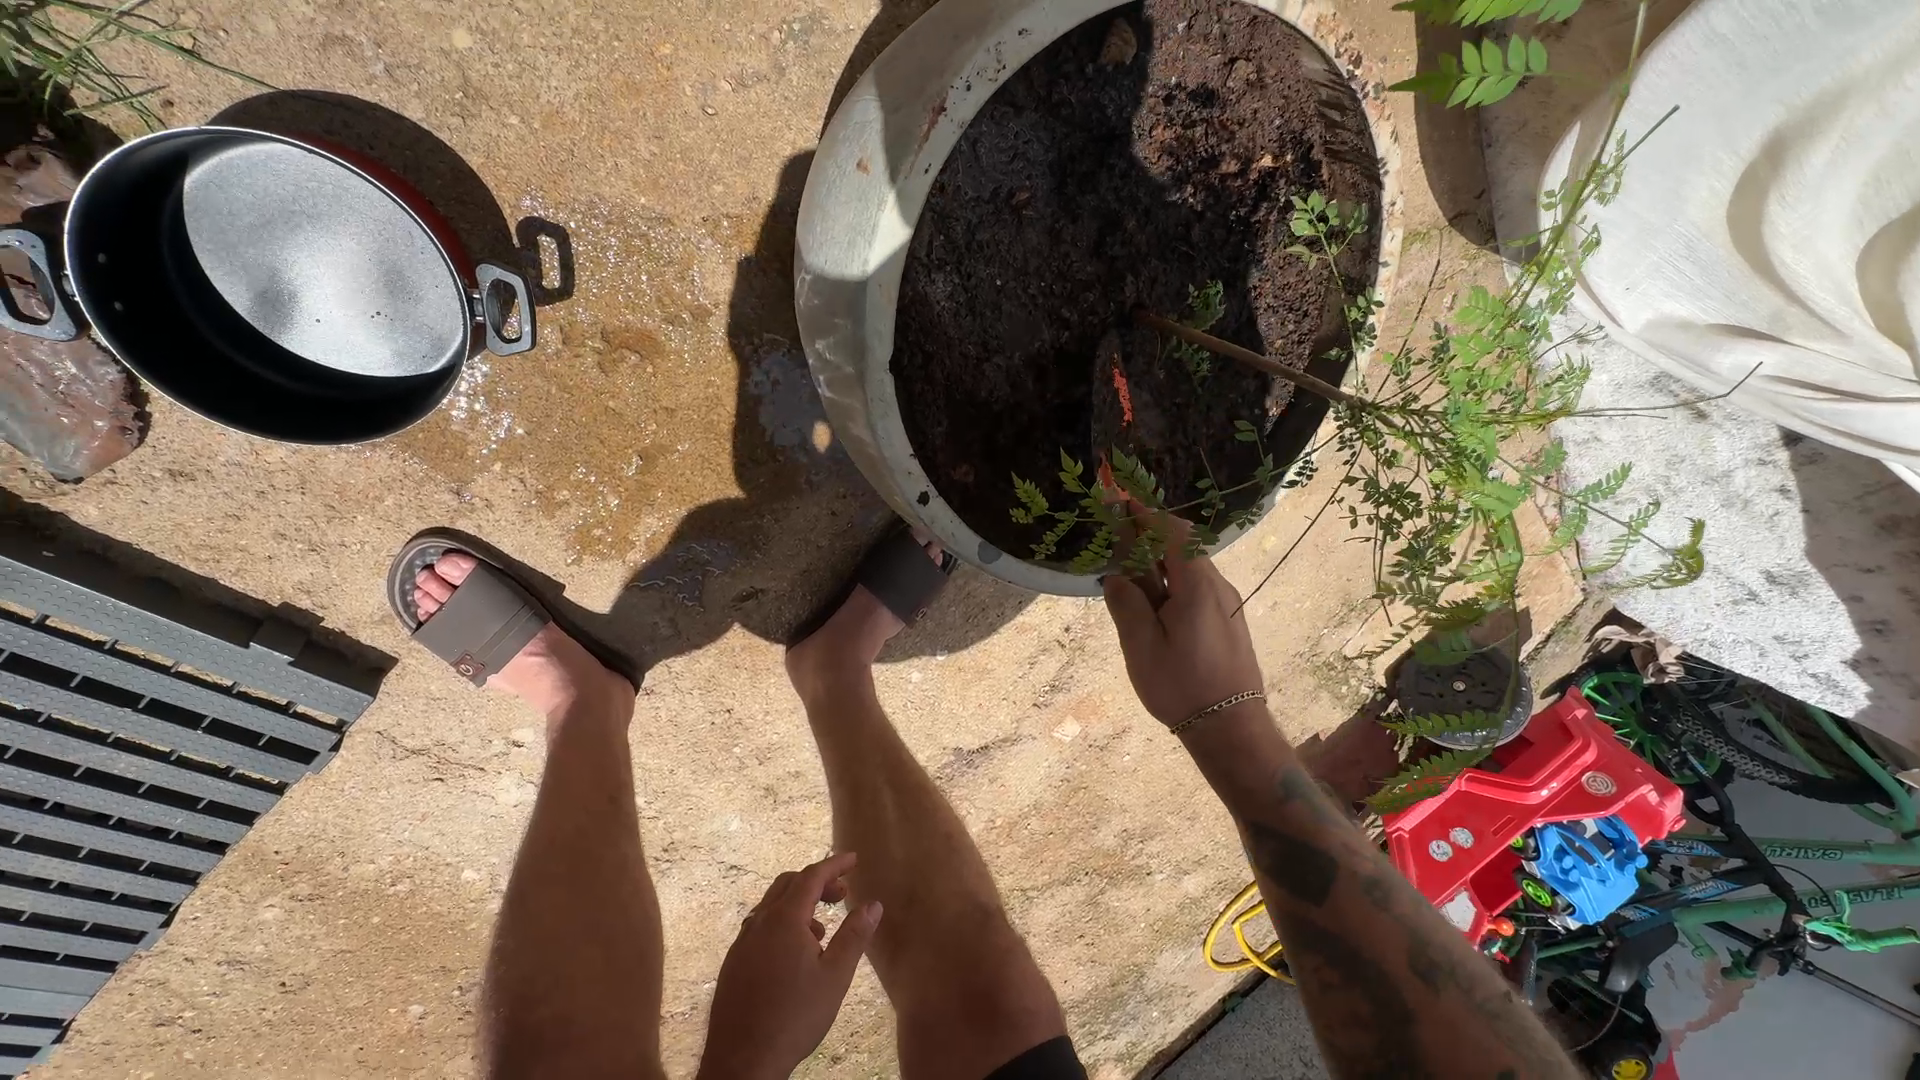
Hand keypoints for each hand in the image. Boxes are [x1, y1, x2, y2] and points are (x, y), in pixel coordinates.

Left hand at [696, 852, 882, 1079]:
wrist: (742, 1062)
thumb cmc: (795, 1017)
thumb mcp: (835, 977)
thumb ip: (854, 936)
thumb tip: (873, 904)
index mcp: (783, 920)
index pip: (811, 876)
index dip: (834, 864)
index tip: (854, 859)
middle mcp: (758, 923)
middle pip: (788, 884)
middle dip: (817, 882)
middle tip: (842, 894)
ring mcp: (741, 943)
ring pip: (771, 906)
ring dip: (799, 904)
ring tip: (821, 930)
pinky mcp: (733, 964)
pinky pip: (760, 927)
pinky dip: (782, 924)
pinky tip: (795, 956)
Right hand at [1102, 504, 1264, 727]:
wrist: (1231, 728)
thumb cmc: (1181, 687)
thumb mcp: (1141, 647)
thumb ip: (1126, 604)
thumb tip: (1116, 576)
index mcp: (1197, 587)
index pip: (1172, 532)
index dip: (1145, 513)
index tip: (1120, 501)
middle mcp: (1218, 586)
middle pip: (1184, 544)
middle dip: (1150, 533)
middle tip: (1117, 534)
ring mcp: (1227, 603)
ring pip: (1191, 566)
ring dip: (1161, 558)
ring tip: (1129, 570)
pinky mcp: (1229, 620)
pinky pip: (1197, 585)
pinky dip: (1173, 578)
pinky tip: (1153, 598)